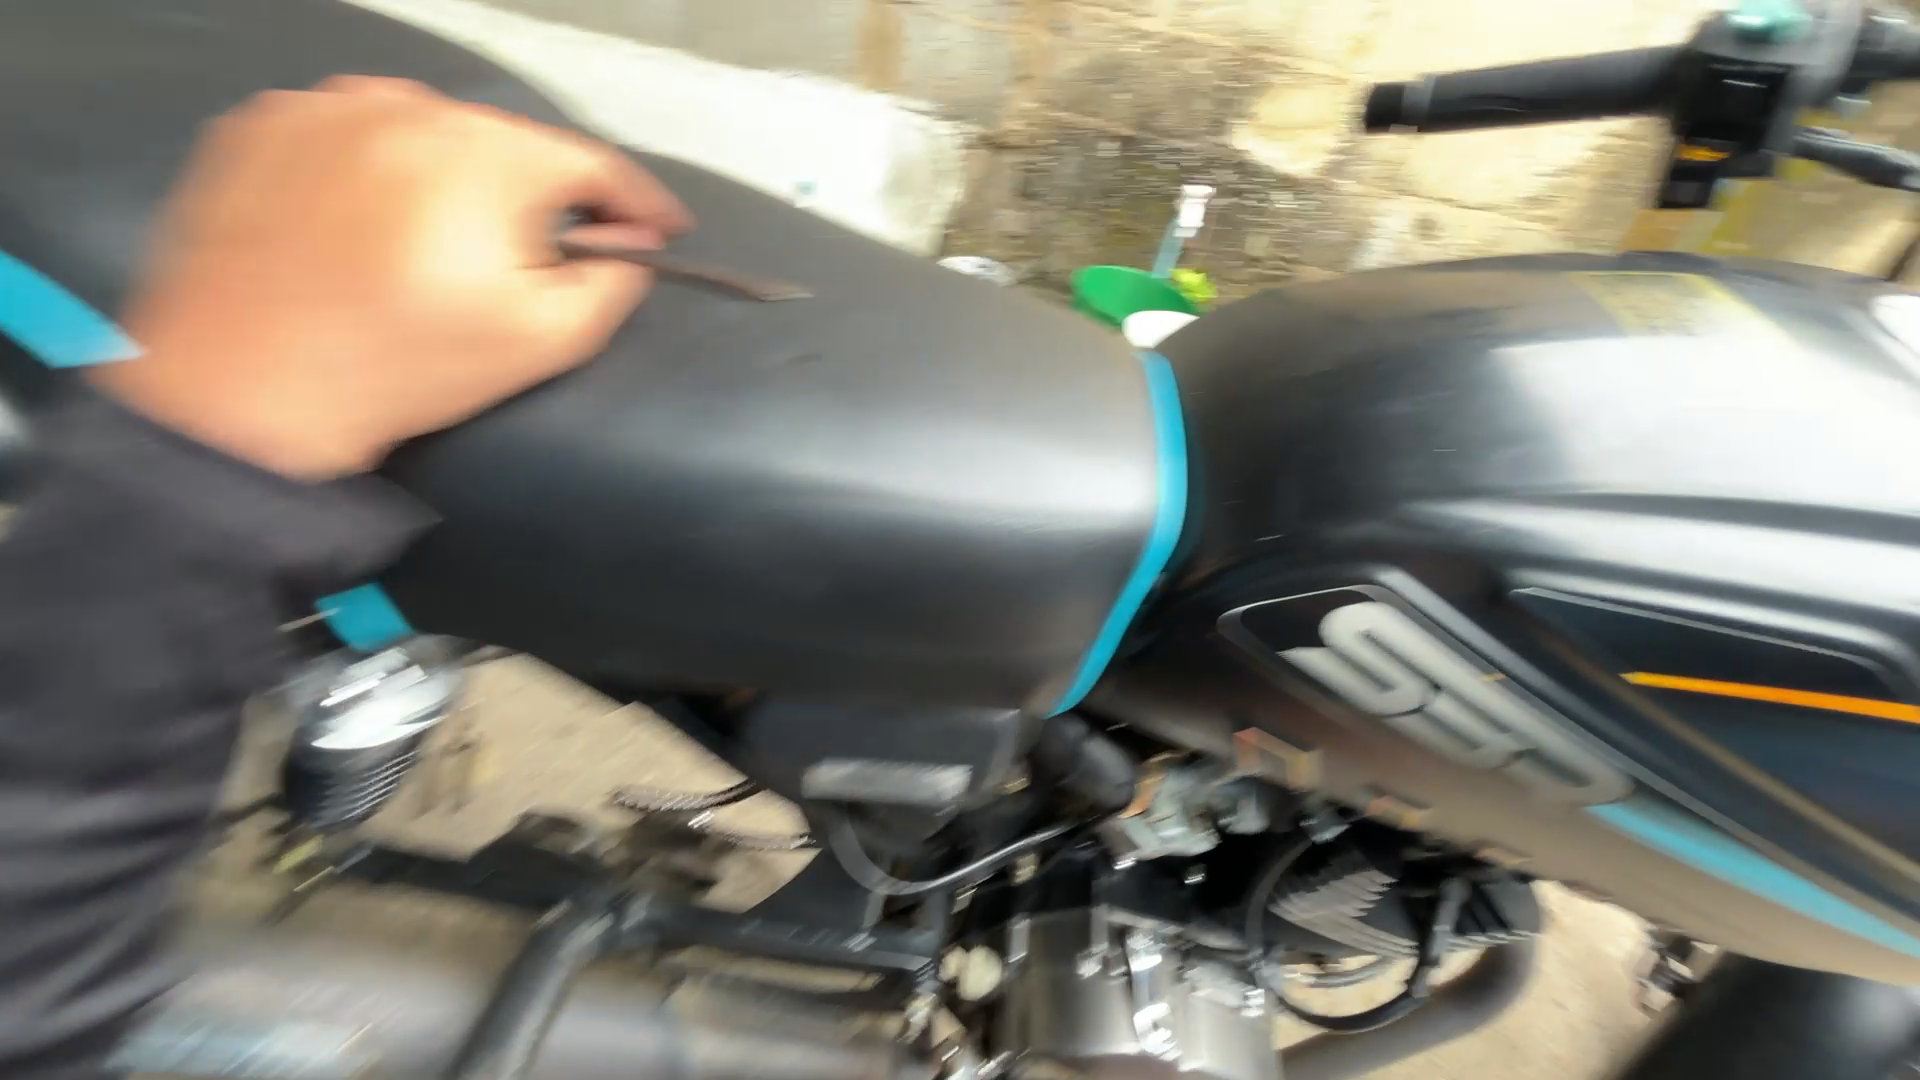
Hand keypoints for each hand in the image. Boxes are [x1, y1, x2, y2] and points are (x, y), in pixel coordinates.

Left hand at [96, 76, 691, 478]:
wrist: (248, 389)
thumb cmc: (416, 365)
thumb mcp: (548, 339)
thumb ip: (613, 281)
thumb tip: (633, 242)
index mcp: (483, 157)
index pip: (592, 161)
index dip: (641, 199)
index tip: (667, 230)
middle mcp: (405, 106)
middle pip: (518, 143)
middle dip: (558, 192)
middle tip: (574, 244)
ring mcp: (325, 106)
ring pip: (444, 131)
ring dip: (481, 177)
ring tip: (481, 235)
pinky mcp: (265, 124)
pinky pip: (369, 133)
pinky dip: (404, 167)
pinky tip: (399, 218)